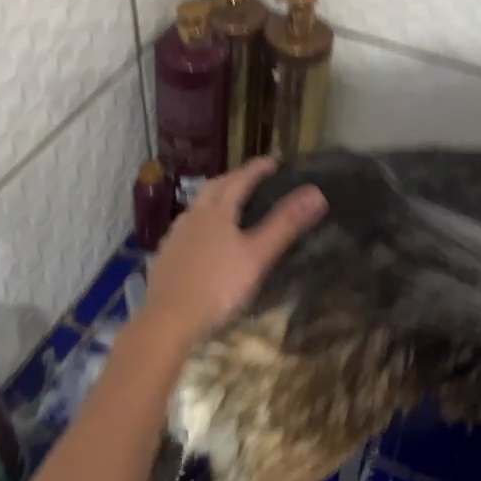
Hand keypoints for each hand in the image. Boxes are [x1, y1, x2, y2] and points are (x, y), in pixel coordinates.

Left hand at [138, 157, 326, 347]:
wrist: (168, 319)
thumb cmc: (218, 286)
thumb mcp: (258, 256)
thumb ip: (285, 224)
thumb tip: (316, 193)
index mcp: (217, 212)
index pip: (240, 180)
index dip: (257, 169)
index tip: (273, 161)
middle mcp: (193, 216)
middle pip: (214, 187)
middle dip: (234, 178)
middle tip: (251, 178)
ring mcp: (175, 236)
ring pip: (197, 206)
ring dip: (214, 198)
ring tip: (228, 204)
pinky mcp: (165, 256)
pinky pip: (186, 228)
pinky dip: (200, 222)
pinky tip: (203, 238)